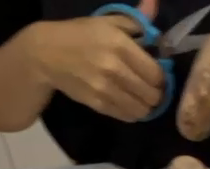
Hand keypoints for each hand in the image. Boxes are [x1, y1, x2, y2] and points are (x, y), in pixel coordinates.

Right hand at [20, 0, 166, 121]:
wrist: (47, 53)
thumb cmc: (81, 34)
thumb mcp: (108, 21)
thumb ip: (136, 19)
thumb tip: (154, 4)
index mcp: (120, 45)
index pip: (157, 74)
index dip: (162, 78)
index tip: (158, 76)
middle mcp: (115, 69)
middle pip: (152, 95)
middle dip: (156, 94)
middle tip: (151, 89)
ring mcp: (106, 89)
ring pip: (142, 110)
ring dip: (146, 107)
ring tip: (141, 98)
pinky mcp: (98, 104)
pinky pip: (127, 117)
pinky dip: (132, 113)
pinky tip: (128, 103)